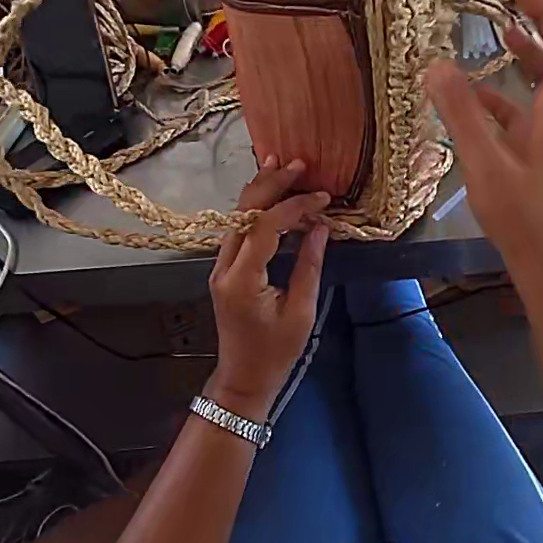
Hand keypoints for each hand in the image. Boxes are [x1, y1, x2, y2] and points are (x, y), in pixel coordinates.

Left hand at [207, 156, 329, 418]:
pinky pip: (239, 229)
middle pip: (243, 212)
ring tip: (282, 166)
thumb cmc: (275, 353)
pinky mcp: (226, 269)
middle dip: (271, 185)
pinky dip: (256, 209)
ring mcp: (220, 266)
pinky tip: (271, 194)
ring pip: (237, 216)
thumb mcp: (301, 312)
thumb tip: (321, 228)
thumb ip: (308, 266)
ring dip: (260, 191)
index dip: (294, 206)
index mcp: (242, 279)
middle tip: (298, 164)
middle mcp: (224, 267)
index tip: (322, 198)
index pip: (265, 227)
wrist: (243, 378)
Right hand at [426, 0, 542, 269]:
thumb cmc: (519, 213)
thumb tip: (436, 66)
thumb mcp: (483, 162)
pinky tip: (480, 85)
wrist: (542, 254)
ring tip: (507, 20)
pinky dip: (511, 84)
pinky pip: (530, 102)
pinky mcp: (541, 143)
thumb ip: (460, 113)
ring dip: (534, 43)